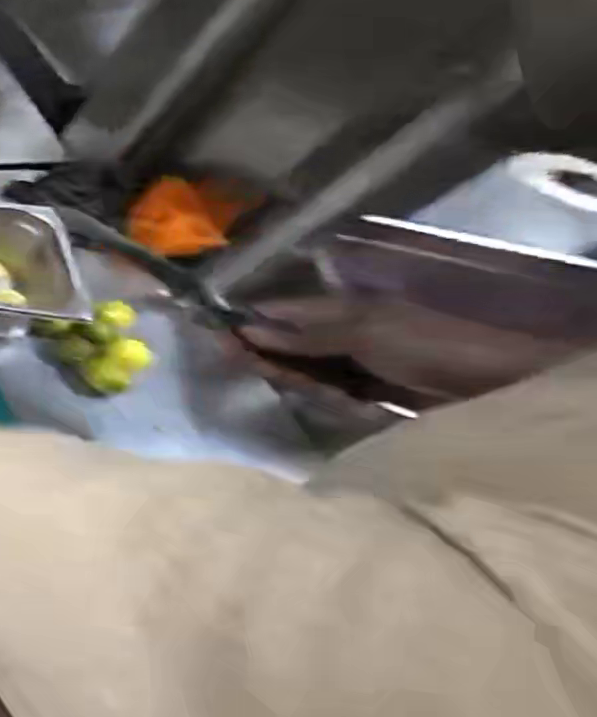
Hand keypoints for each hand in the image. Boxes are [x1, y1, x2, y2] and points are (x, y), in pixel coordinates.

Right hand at [238, 295, 579, 404]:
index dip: (241, 322)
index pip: (271, 313)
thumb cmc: (427, 344)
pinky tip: (343, 404)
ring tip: (316, 390)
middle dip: (265, 357)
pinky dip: (329, 401)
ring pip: (301, 372)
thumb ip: (302, 335)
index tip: (212, 336)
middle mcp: (334, 334)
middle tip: (248, 367)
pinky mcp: (365, 391)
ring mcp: (349, 363)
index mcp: (331, 311)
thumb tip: (243, 330)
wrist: (503, 382)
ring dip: (299, 382)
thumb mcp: (361, 333)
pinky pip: (329, 394)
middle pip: (280, 345)